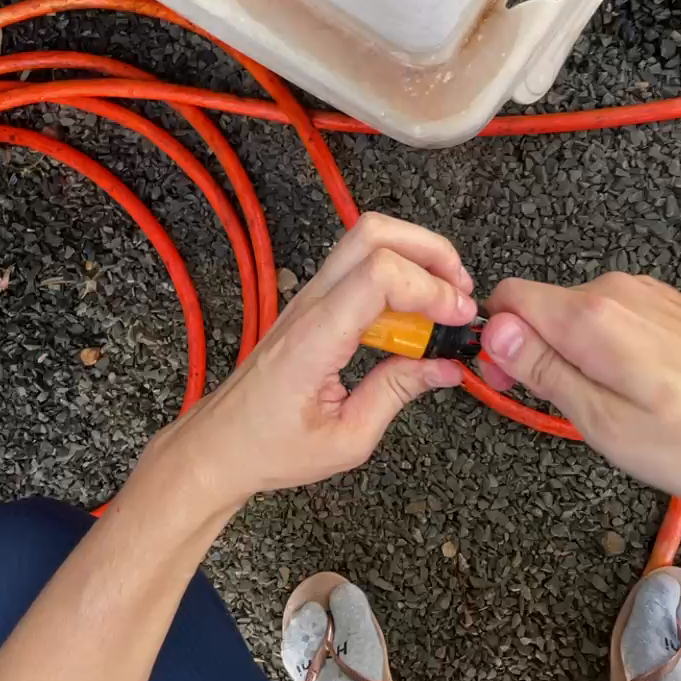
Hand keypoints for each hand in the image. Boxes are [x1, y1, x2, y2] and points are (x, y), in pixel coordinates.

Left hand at [136, 213, 476, 510]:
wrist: (219, 445)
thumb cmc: (273, 448)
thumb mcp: (348, 438)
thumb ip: (397, 392)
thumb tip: (446, 365)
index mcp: (315, 337)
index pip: (378, 274)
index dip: (430, 287)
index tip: (458, 319)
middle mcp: (310, 305)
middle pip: (373, 233)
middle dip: (430, 251)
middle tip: (460, 292)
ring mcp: (308, 299)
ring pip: (364, 240)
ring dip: (415, 257)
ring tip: (444, 300)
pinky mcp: (312, 305)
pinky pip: (357, 267)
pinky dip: (397, 274)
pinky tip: (415, 313)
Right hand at [476, 273, 680, 512]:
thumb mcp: (604, 423)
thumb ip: (542, 370)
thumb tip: (492, 329)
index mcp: (592, 315)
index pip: (508, 298)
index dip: (495, 340)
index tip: (509, 382)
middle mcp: (618, 290)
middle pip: (542, 307)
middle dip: (535, 351)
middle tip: (567, 409)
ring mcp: (651, 295)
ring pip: (578, 316)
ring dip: (574, 354)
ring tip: (614, 407)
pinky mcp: (674, 307)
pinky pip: (614, 319)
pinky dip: (608, 350)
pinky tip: (644, 390)